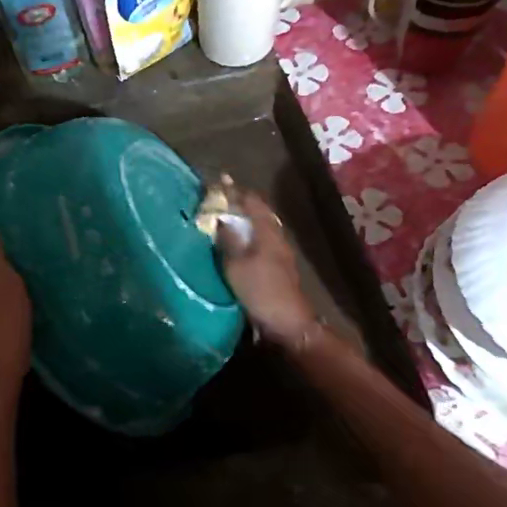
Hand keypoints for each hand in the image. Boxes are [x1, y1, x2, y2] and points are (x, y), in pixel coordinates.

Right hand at [212, 186, 320, 349]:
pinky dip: (246, 237)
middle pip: (258, 213)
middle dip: (239, 203)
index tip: (218, 182)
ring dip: (243, 220)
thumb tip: (221, 217)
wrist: (288, 324)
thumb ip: (229, 239)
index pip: (252, 201)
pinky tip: (235, 244)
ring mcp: (279, 253)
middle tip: (218, 199)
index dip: (235, 190)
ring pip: (260, 228)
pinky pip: (259, 242)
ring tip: (223, 218)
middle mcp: (276, 238)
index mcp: (267, 232)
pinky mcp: (277, 268)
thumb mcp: (238, 265)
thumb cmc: (261, 291)